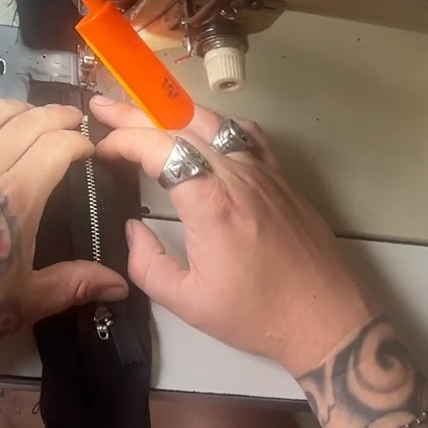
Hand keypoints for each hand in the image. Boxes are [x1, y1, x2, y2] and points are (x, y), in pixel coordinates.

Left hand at [0, 91, 128, 389]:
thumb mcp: (24, 302)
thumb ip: (74, 283)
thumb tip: (122, 284)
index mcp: (16, 196)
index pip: (58, 146)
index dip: (80, 140)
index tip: (90, 146)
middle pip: (26, 123)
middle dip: (55, 116)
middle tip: (70, 119)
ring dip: (11, 107)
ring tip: (26, 112)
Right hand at [93, 96, 375, 374]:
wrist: (327, 320)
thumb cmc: (257, 314)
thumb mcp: (188, 302)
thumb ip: (146, 263)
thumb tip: (132, 229)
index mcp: (209, 200)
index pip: (155, 147)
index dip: (121, 141)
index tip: (100, 150)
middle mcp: (235, 172)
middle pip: (176, 124)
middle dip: (132, 112)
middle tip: (100, 107)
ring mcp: (260, 167)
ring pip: (209, 119)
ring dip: (168, 111)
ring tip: (140, 108)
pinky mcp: (278, 173)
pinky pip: (242, 131)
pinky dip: (212, 122)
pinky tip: (198, 128)